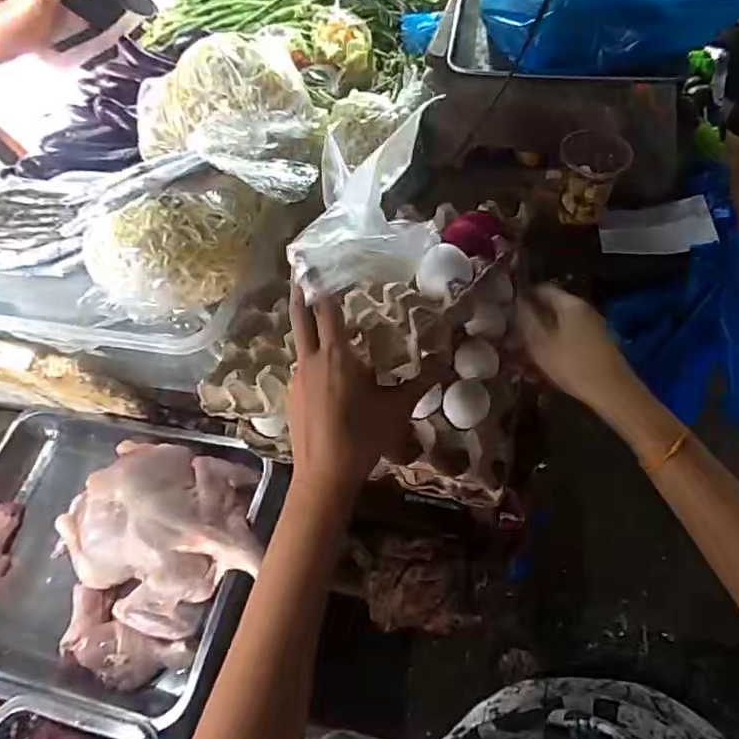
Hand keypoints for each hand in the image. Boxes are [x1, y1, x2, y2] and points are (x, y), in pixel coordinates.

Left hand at [286, 282, 429, 498]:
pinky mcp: (292, 395)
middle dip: (300, 291)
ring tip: (326, 320)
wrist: (324, 475)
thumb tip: (445, 364)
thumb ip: (420, 382)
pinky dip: (313, 355)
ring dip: (310, 326)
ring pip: (301, 342)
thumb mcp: (397, 408)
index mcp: (337, 355)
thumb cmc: (363, 437)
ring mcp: (298, 378)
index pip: (327, 309)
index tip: (321, 263)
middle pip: (300, 316)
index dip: (324, 284)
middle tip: (300, 270)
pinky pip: (303, 365)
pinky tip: (328, 369)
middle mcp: (311, 360)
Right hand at [515, 284, 640, 412]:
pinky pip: (572, 338)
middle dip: (533, 321)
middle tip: (515, 336)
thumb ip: (527, 321)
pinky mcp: (598, 345)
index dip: (525, 297)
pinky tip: (546, 362)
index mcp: (572, 305)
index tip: (510, 310)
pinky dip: (557, 345)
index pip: (544, 290)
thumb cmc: (573, 365)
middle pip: (554, 309)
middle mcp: (586, 311)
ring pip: (562, 326)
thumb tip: (518, 303)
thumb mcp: (542, 344)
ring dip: (544, 336)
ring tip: (526, 353)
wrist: (611, 391)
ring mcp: (595, 328)